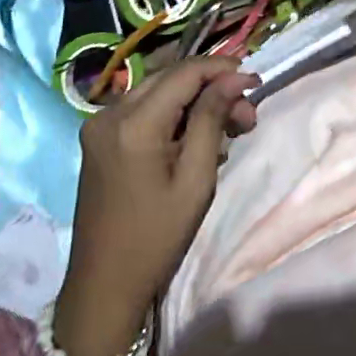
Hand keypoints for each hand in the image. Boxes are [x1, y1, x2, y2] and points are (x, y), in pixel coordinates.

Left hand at [60, 58, 258, 337]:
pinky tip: (197, 137)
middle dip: (212, 87)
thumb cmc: (157, 235)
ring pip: (158, 91)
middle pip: (170, 77)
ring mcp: (99, 126)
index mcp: (133, 124)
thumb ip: (212, 120)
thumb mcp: (195, 178)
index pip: (185, 73)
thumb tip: (234, 78)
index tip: (256, 81)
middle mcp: (109, 114)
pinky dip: (174, 114)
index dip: (222, 71)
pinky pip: (143, 110)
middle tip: (247, 113)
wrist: (104, 284)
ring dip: (195, 100)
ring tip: (229, 127)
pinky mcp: (99, 139)